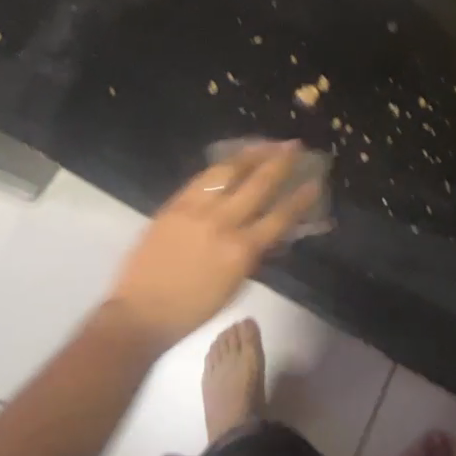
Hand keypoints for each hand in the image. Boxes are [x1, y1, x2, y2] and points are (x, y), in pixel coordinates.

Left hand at [107, 141, 322, 348]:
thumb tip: (274, 232)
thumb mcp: (234, 286)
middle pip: (259, 184)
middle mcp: (223, 223)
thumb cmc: (192, 310)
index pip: (280, 216)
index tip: (315, 181)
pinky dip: (223, 164)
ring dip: (253, 153)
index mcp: (241, 251)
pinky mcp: (175, 204)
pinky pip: (204, 177)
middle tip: (296, 146)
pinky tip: (234, 157)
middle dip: (281, 162)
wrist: (140, 313)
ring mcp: (196, 210)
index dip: (301, 198)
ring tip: (269, 142)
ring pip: (230, 171)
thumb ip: (254, 255)